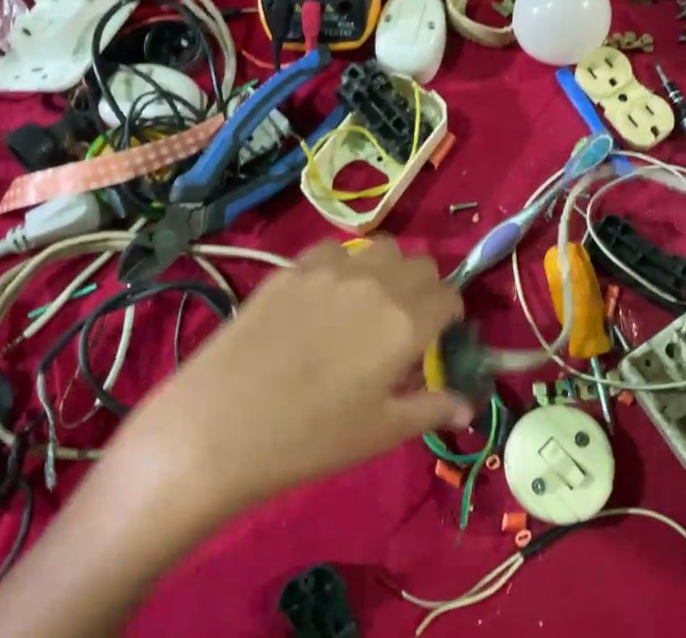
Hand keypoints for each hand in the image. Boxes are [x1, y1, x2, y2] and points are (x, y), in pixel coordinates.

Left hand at [110, 238, 470, 510]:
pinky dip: (343, 266)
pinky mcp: (288, 269)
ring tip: (367, 305)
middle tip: (405, 326)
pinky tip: (324, 299)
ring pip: (379, 247)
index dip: (450, 318)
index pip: (449, 296)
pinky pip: (332, 250)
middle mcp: (375, 283)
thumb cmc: (310, 439)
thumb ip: (431, 410)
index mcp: (406, 322)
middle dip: (424, 289)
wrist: (218, 427)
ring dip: (387, 269)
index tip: (438, 340)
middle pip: (420, 264)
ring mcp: (328, 270)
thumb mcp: (381, 432)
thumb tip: (467, 406)